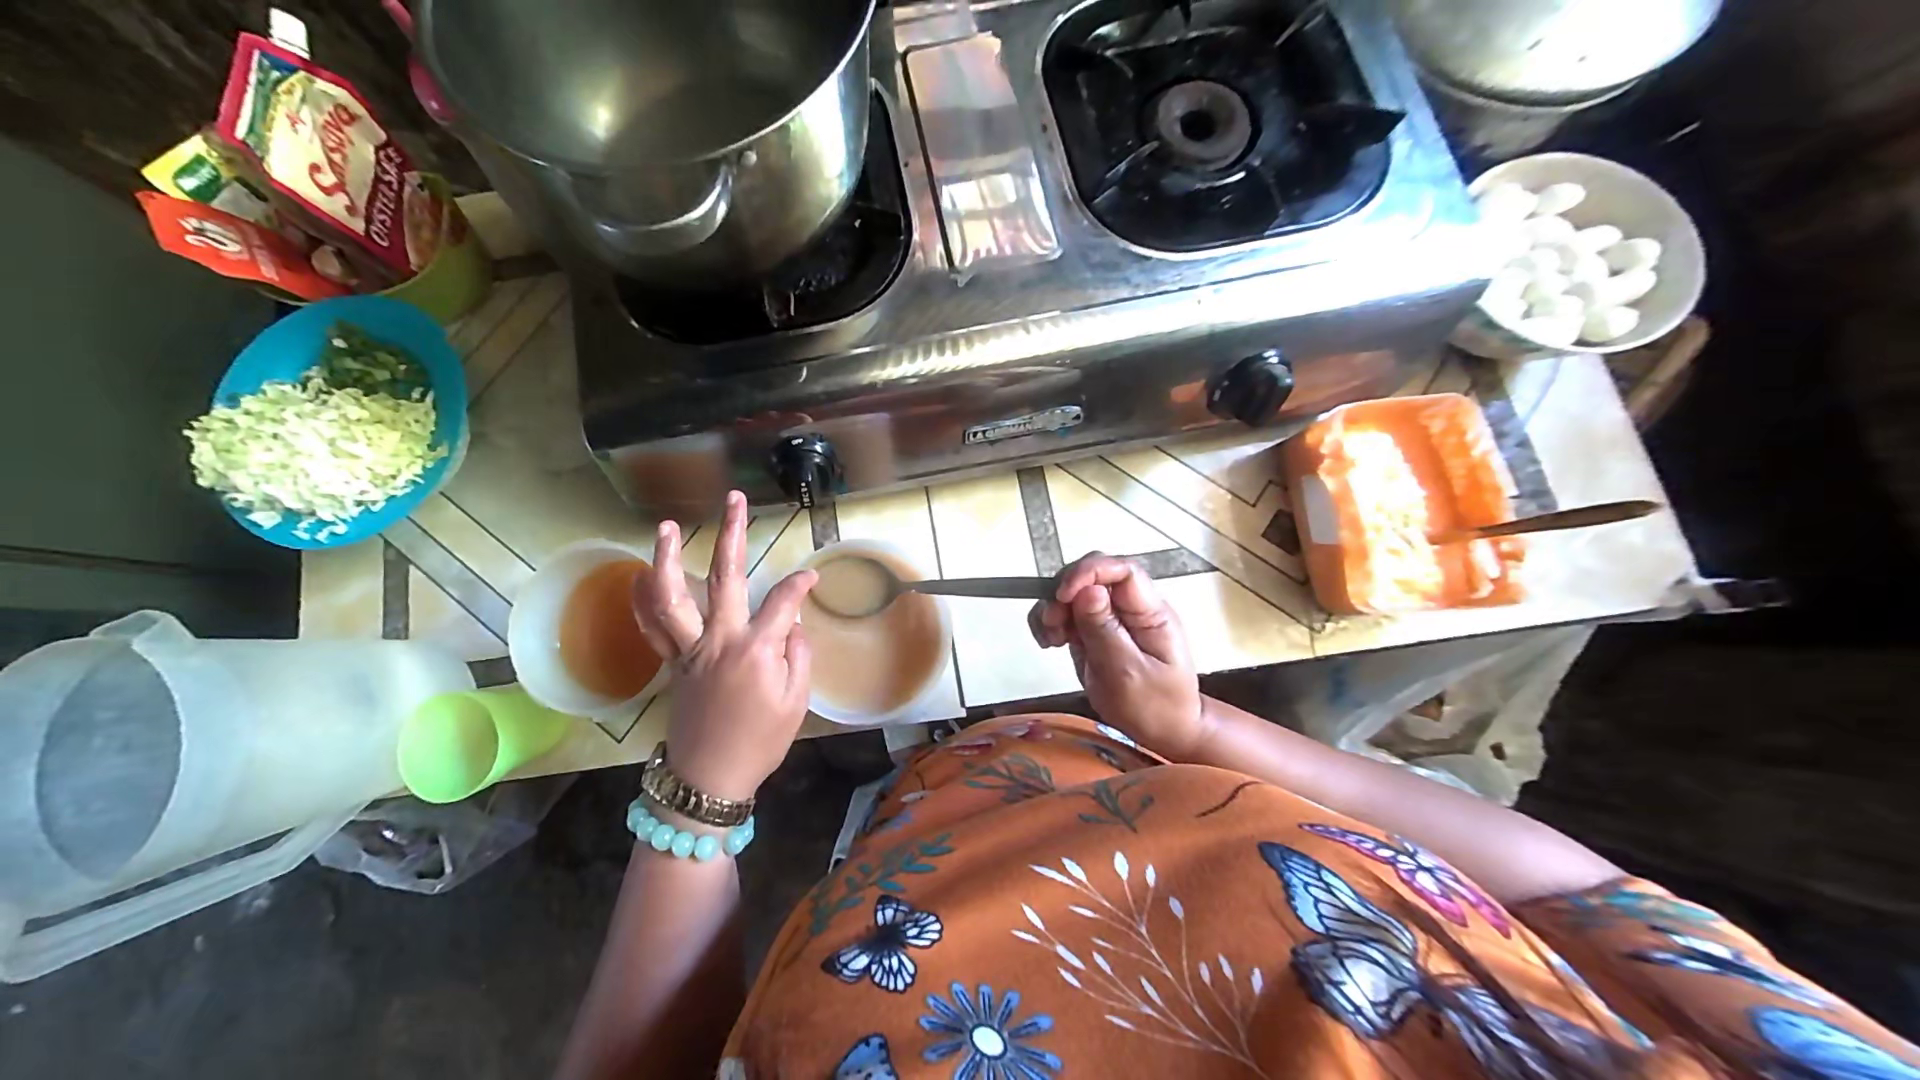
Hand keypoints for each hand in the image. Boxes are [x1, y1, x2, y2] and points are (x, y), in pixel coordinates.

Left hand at [631, 491, 816, 801]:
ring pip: (672, 596)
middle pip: (725, 578)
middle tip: (733, 499)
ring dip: (666, 558)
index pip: (783, 602)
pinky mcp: (673, 664)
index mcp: (756, 650)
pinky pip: (653, 627)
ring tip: (666, 527)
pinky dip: (644, 600)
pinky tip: (642, 576)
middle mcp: (719, 640)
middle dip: (731, 534)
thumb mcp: (796, 702)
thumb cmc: (760, 742)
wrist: (709, 778)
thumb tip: (791, 627)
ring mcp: (689, 650)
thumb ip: (797, 656)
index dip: (799, 585)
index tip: (810, 575)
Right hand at [1028, 553, 1205, 758]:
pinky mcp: (1093, 631)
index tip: (1063, 595)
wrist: (1163, 732)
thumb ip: (1106, 631)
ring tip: (1051, 638)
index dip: (1089, 572)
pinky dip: (1050, 622)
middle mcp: (1130, 609)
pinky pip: (1066, 613)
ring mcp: (1111, 619)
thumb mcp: (1129, 674)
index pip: (1122, 571)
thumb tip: (1087, 590)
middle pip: (1093, 576)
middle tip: (1053, 624)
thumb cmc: (1156, 708)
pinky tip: (1049, 641)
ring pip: (1074, 592)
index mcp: (1151, 613)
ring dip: (1054, 609)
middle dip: (1065, 592)